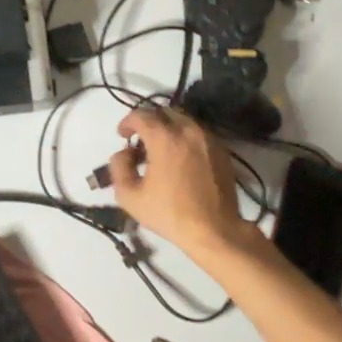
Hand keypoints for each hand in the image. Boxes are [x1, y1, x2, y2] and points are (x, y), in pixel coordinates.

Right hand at [106, 105, 254, 252]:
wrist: (214, 229)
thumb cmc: (169, 213)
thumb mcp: (129, 196)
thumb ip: (119, 168)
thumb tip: (123, 153)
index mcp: (164, 138)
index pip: (141, 115)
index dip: (127, 122)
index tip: (122, 135)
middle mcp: (188, 130)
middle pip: (164, 112)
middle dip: (149, 122)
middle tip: (141, 141)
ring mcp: (209, 138)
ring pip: (184, 121)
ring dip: (168, 129)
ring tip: (161, 150)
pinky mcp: (222, 150)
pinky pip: (199, 134)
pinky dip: (185, 138)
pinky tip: (181, 159)